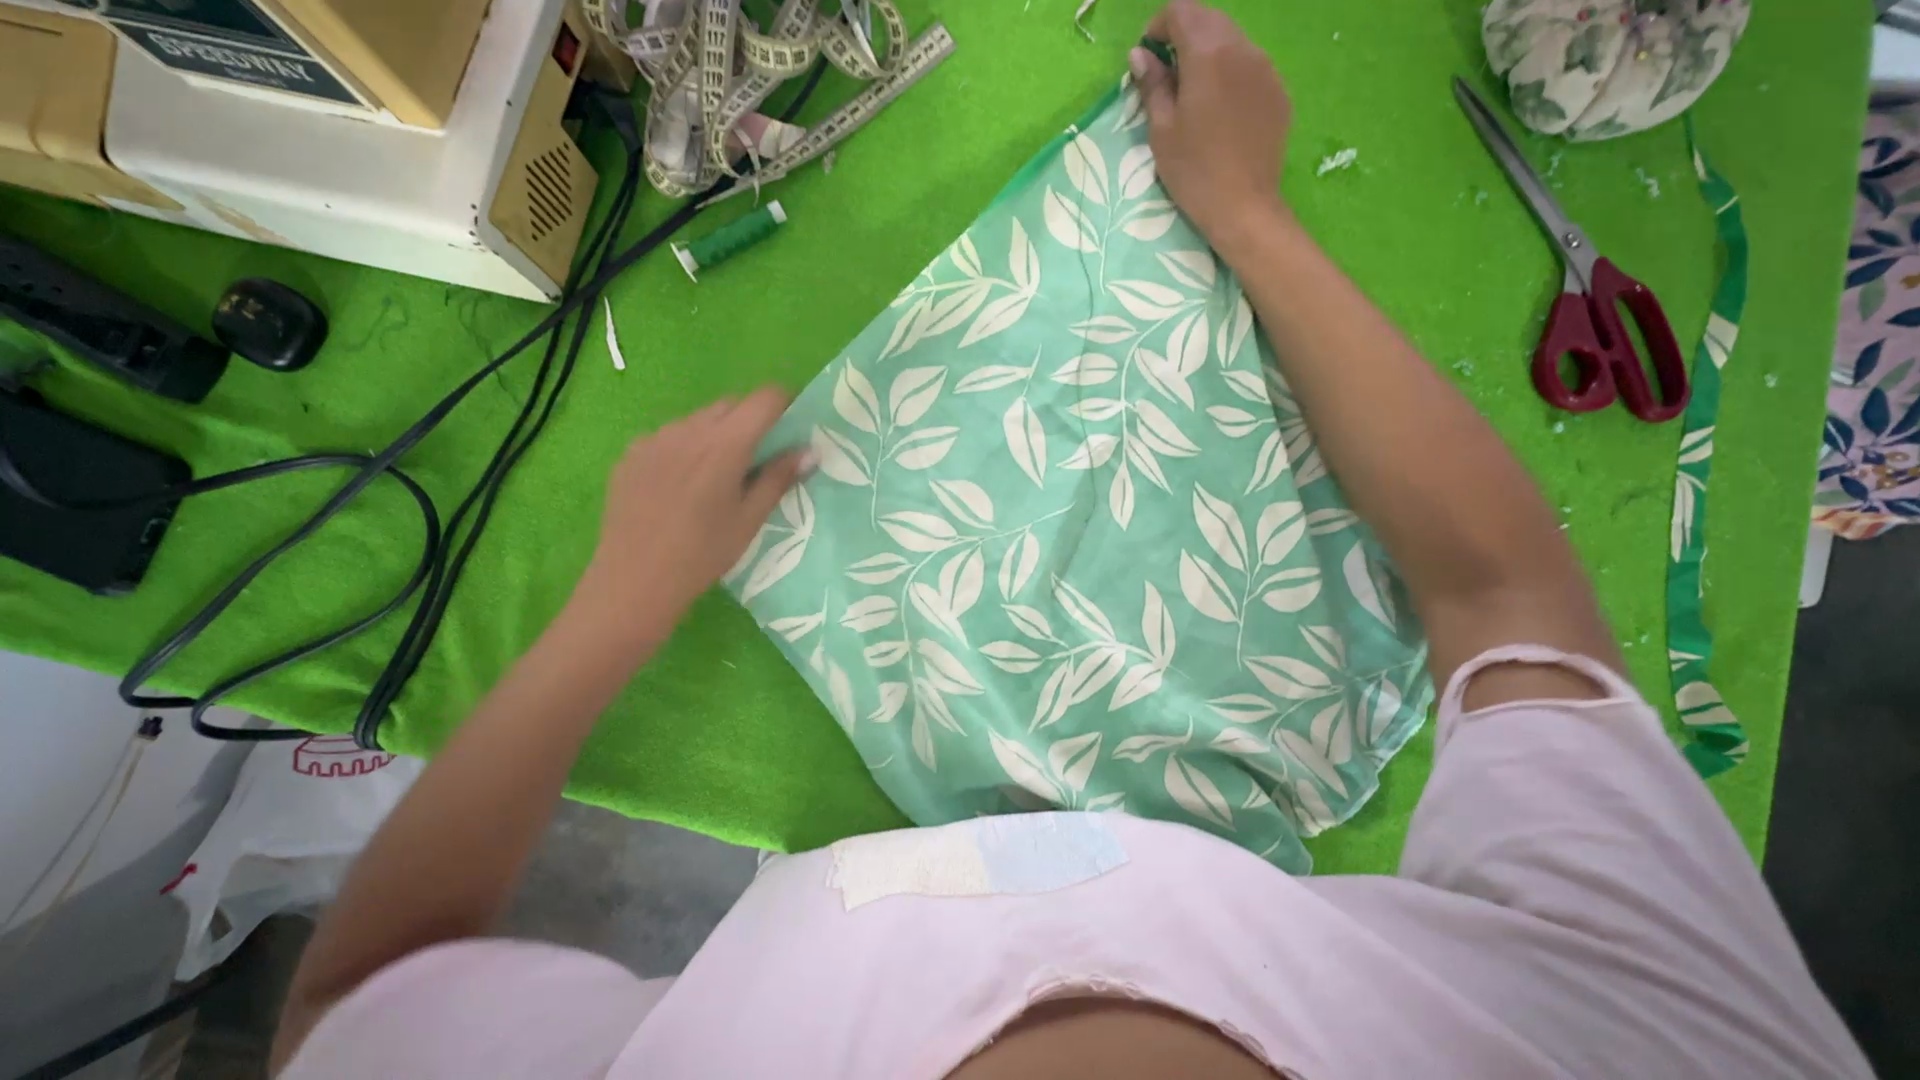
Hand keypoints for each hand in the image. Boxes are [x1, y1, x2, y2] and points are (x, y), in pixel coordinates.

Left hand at [576, 388, 806, 639]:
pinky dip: (682, 450)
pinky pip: (668, 437)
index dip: (784, 405)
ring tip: (712, 478)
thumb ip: (779, 478)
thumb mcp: (750, 519)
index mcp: (725, 443)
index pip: (765, 398)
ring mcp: (656, 438)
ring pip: (697, 420)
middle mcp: (689, 429)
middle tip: (755, 460)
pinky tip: (677, 488)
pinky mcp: (632, 453)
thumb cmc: (703, 554)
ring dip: (714, 435)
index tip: (789, 430)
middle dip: (749, 422)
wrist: (635, 579)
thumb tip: (809, 451)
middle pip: (730, 405)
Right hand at [1131, 1, 1292, 250]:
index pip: (1180, 10)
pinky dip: (1231, 73)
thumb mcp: (1161, 129)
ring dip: (1209, 53)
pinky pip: (1250, 66)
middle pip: (1209, 19)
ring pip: (1232, 40)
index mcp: (1208, 54)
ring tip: (1194, 93)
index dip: (1158, 27)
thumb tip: (1141, 55)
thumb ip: (1153, 84)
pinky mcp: (1278, 91)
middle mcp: (1242, 49)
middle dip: (1184, 35)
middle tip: (1167, 74)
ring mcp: (1266, 69)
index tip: (1148, 57)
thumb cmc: (1193, 171)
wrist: (1244, 207)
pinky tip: (1221, 110)